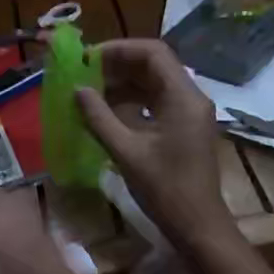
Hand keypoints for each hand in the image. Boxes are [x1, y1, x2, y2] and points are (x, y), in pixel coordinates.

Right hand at [75, 38, 228, 233]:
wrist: (196, 223)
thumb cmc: (163, 189)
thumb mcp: (126, 152)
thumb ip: (100, 118)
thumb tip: (78, 90)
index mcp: (183, 98)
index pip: (153, 53)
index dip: (119, 49)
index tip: (87, 57)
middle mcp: (190, 98)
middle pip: (154, 66)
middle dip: (117, 65)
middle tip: (82, 73)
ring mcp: (188, 113)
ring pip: (153, 84)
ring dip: (121, 84)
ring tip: (88, 92)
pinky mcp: (182, 128)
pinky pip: (154, 103)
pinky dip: (130, 102)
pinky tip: (105, 112)